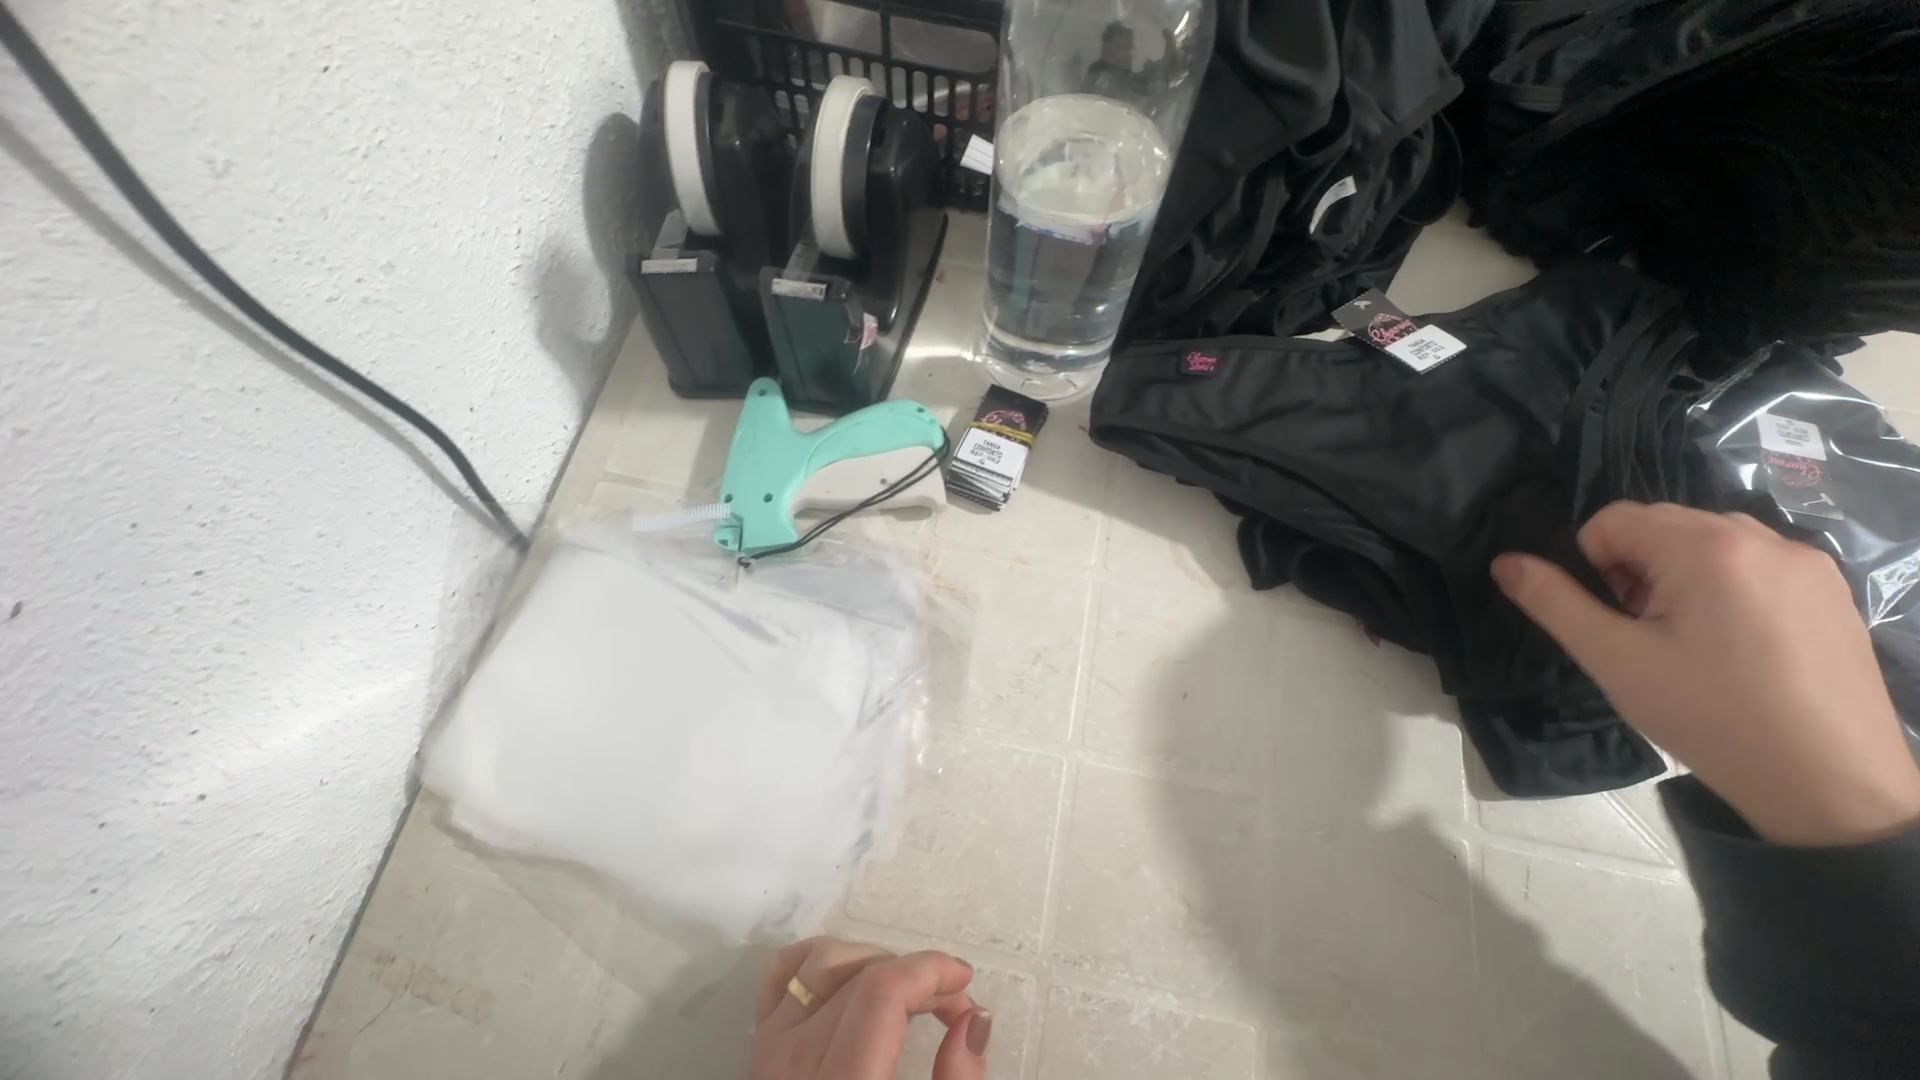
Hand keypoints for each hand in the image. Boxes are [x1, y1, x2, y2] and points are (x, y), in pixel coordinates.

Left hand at [750, 937, 990, 1079]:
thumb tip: (974, 1018)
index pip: (882, 992)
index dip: (931, 971)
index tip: (966, 985)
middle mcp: (795, 1064)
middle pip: (862, 974)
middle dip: (917, 974)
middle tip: (952, 1005)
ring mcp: (766, 1055)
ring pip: (820, 962)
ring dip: (871, 962)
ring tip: (904, 994)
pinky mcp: (755, 1052)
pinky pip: (780, 976)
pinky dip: (817, 962)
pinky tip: (849, 981)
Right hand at [1493, 501, 1919, 846]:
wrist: (1831, 784)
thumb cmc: (1709, 715)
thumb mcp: (1612, 658)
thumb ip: (1552, 601)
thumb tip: (1504, 563)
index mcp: (1708, 549)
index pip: (1614, 519)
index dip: (1592, 564)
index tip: (1611, 617)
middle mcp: (1765, 541)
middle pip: (1663, 524)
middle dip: (1633, 566)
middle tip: (1640, 629)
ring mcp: (1808, 566)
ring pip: (1709, 541)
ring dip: (1676, 574)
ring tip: (1685, 637)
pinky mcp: (1832, 593)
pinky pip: (1753, 564)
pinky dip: (1723, 587)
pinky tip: (1731, 645)